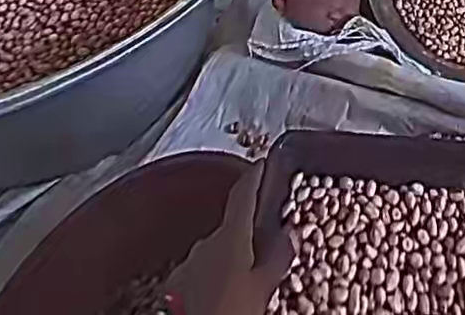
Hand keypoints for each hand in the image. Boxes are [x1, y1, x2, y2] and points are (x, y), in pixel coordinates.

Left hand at [164, 163, 292, 314]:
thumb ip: (276, 258)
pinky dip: (210, 279)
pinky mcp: (172, 286)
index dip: (254, 177)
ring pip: (213, 253)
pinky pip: (198, 273)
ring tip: (242, 280)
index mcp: (231, 235)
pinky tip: (220, 296)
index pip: (243, 193)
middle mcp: (206, 242)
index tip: (261, 165)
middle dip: (244, 234)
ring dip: (227, 260)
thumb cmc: (228, 310)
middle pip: (230, 227)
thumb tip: (291, 232)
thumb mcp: (261, 289)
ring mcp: (186, 263)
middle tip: (261, 246)